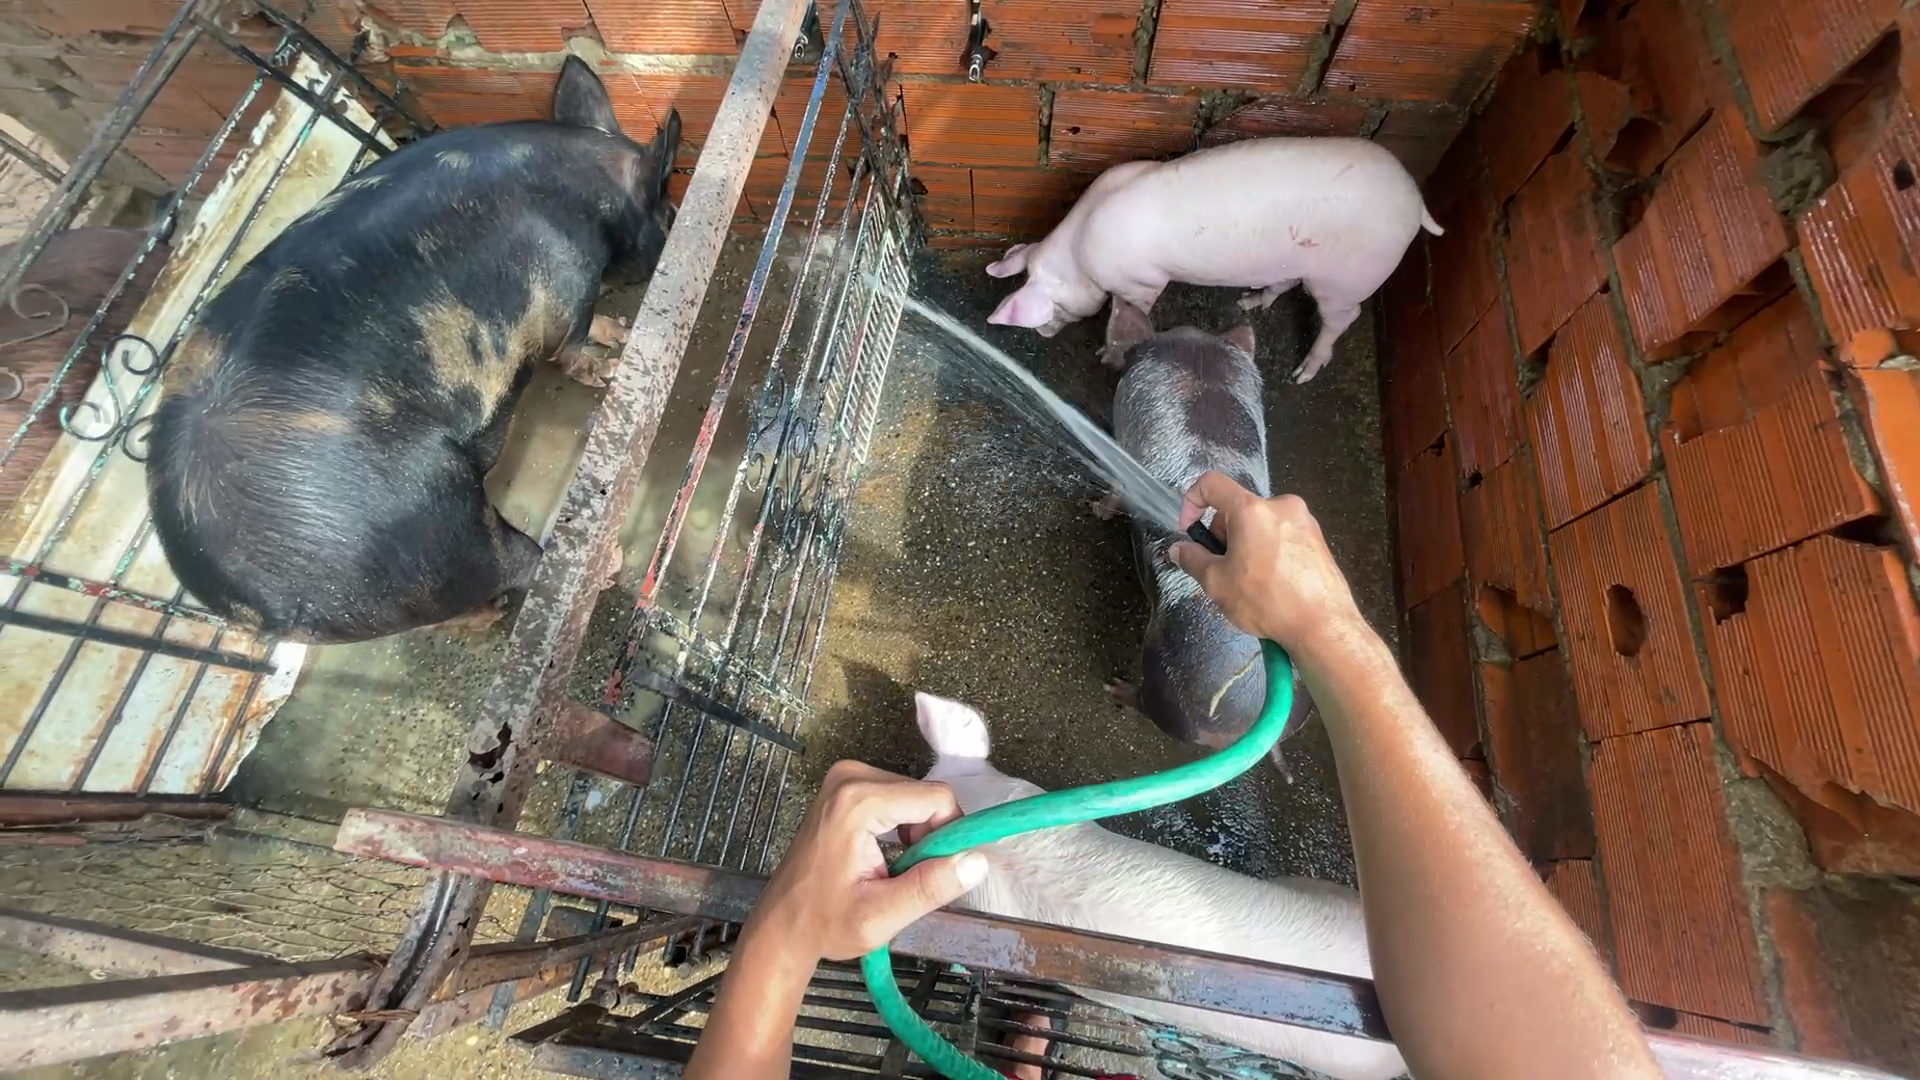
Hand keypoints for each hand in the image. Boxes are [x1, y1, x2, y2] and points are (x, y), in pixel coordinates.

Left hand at [751, 760, 988, 961]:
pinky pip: (896, 793)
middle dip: (930, 834)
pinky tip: (885, 853)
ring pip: (914, 794)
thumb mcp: (881, 917)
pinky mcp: (846, 782)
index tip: (935, 870)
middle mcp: (852, 775)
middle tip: (909, 875)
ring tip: (894, 868)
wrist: (781, 923)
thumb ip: (930, 887)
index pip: (937, 798)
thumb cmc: (825, 923)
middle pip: (925, 794)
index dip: (948, 834)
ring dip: (916, 830)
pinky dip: (901, 822)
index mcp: (859, 800)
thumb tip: (976, 861)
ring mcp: (847, 775)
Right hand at [1166, 471, 1364, 653]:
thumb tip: (1180, 549)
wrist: (1324, 626)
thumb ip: (1192, 559)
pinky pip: (1279, 536)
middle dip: (1222, 534)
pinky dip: (1265, 552)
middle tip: (1221, 568)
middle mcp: (1281, 506)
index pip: (1211, 484)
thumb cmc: (1268, 601)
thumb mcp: (1216, 583)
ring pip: (1258, 523)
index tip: (1189, 531)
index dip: (1191, 502)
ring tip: (1246, 580)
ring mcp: (1303, 521)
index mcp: (1252, 510)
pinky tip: (1269, 583)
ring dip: (1243, 545)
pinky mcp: (1317, 539)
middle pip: (1237, 508)